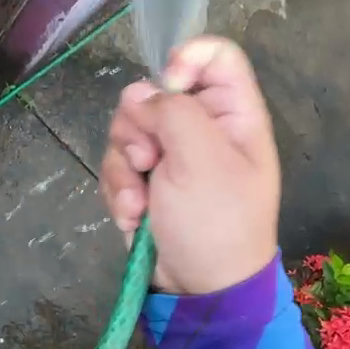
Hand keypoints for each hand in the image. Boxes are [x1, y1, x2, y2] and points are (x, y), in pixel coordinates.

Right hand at [100, 36, 280, 294]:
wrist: (199, 290)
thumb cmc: (215, 223)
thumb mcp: (203, 160)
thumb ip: (173, 113)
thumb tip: (139, 95)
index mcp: (233, 116)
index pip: (215, 58)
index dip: (186, 59)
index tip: (166, 85)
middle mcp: (200, 129)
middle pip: (153, 94)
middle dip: (138, 128)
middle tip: (149, 159)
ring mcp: (169, 157)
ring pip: (126, 131)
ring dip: (124, 168)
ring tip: (140, 202)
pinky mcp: (142, 183)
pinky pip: (116, 166)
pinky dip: (118, 192)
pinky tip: (134, 217)